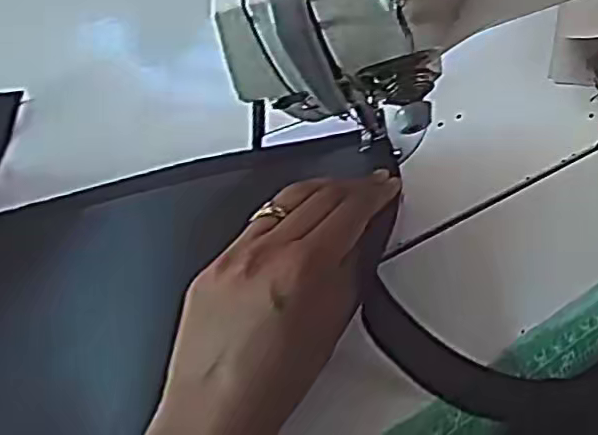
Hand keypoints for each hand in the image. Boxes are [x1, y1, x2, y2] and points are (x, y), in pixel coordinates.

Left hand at [146, 172, 402, 434]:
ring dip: (322, 189)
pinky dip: (286, 211)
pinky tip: (297, 217)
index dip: (376, 191)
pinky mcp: (211, 267)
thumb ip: (355, 260)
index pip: (352, 206)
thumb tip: (367, 229)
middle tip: (371, 188)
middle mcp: (266, 253)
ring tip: (338, 194)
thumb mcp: (338, 312)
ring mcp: (234, 258)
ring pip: (289, 197)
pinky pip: (258, 221)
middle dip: (355, 186)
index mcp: (304, 265)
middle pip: (324, 193)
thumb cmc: (274, 381)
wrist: (213, 416)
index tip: (386, 188)